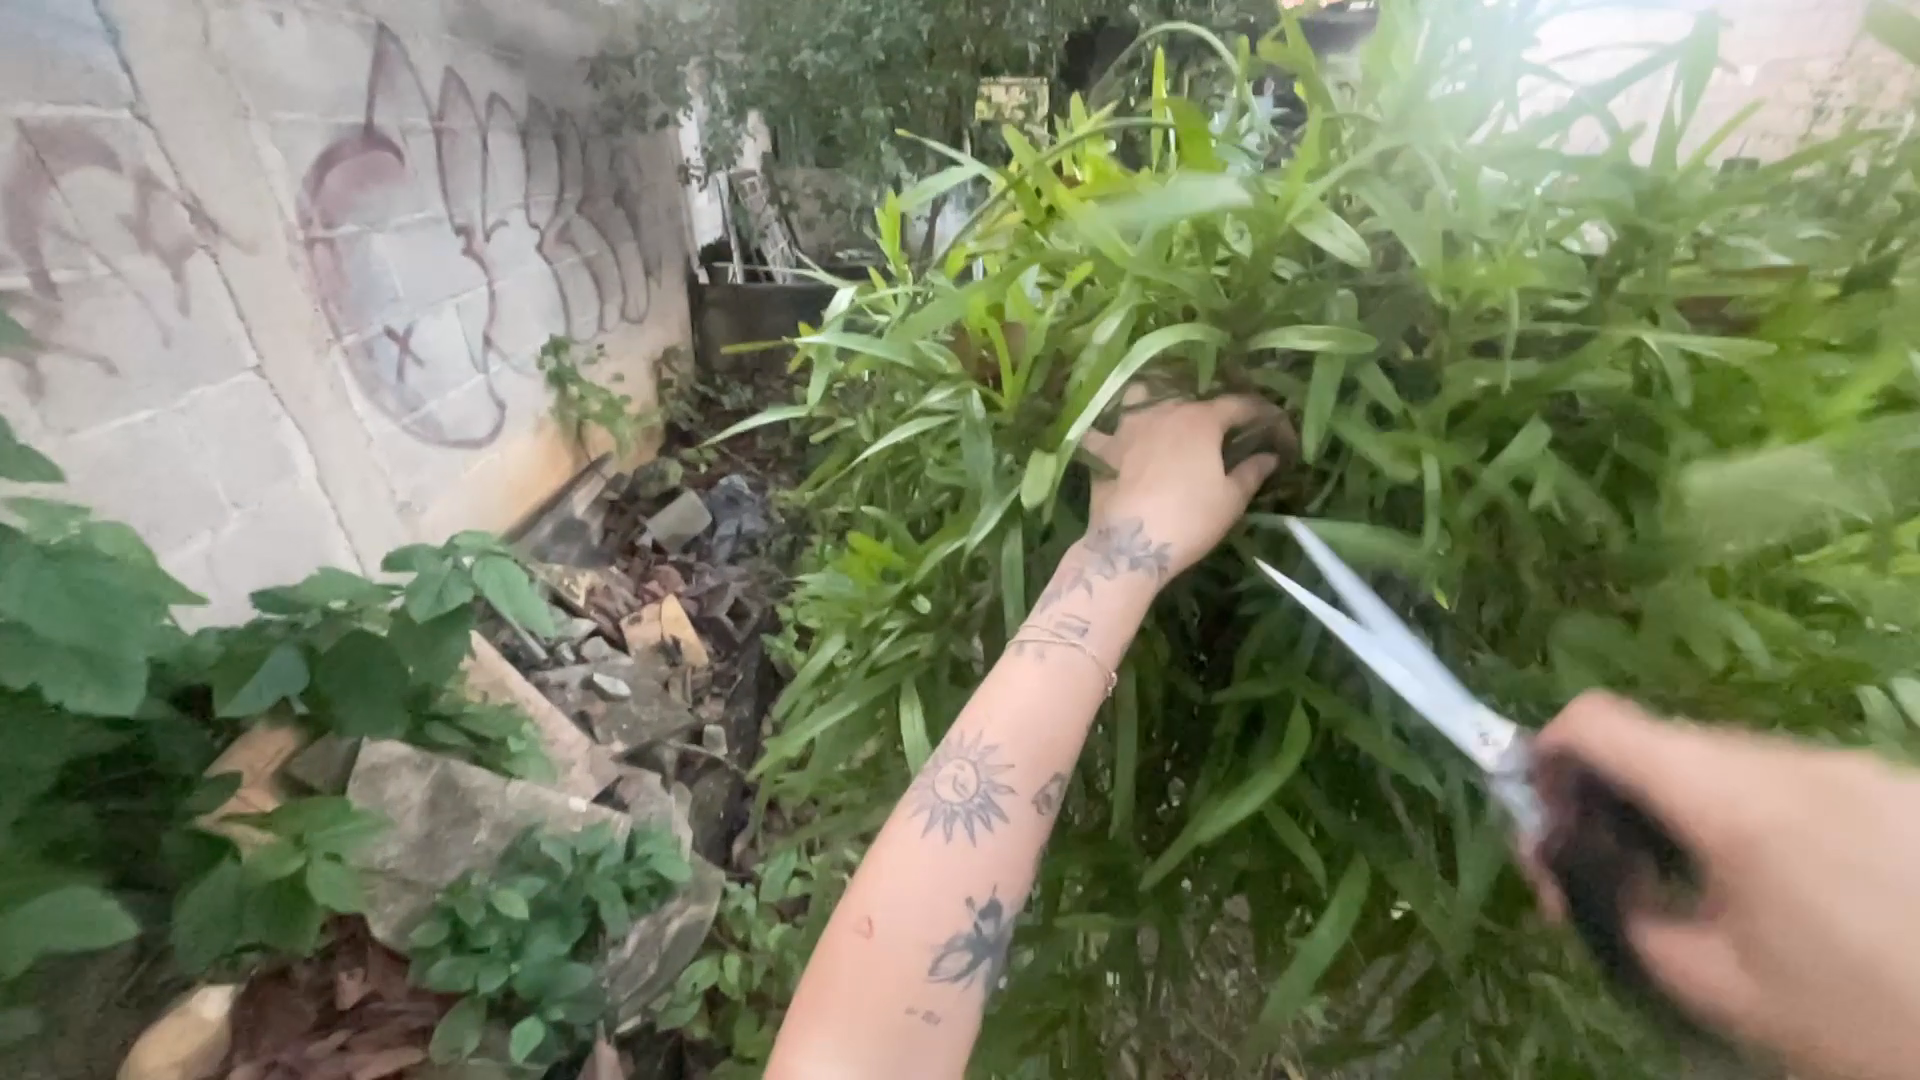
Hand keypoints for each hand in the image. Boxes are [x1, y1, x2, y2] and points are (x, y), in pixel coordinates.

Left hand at [1080, 393, 1283, 579]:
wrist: (1132, 546)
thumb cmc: (1189, 520)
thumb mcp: (1231, 499)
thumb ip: (1252, 472)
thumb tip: (1269, 457)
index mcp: (1200, 420)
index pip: (1238, 404)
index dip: (1258, 413)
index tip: (1270, 424)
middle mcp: (1161, 413)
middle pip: (1190, 402)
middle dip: (1209, 412)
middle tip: (1220, 432)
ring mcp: (1127, 428)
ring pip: (1139, 399)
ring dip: (1153, 403)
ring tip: (1164, 421)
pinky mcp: (1102, 450)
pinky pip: (1100, 431)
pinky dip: (1106, 431)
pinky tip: (1113, 438)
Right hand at [1534, 693, 1919, 1079]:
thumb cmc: (1866, 1020)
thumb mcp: (1711, 983)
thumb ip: (1610, 908)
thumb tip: (1560, 858)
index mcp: (1735, 800)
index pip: (1596, 721)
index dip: (1546, 752)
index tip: (1545, 809)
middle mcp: (1793, 763)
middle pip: (1653, 744)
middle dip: (1609, 797)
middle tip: (1609, 868)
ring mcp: (1854, 770)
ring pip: (1714, 759)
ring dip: (1676, 805)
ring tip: (1695, 881)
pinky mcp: (1895, 789)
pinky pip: (1779, 777)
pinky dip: (1741, 812)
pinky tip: (1775, 882)